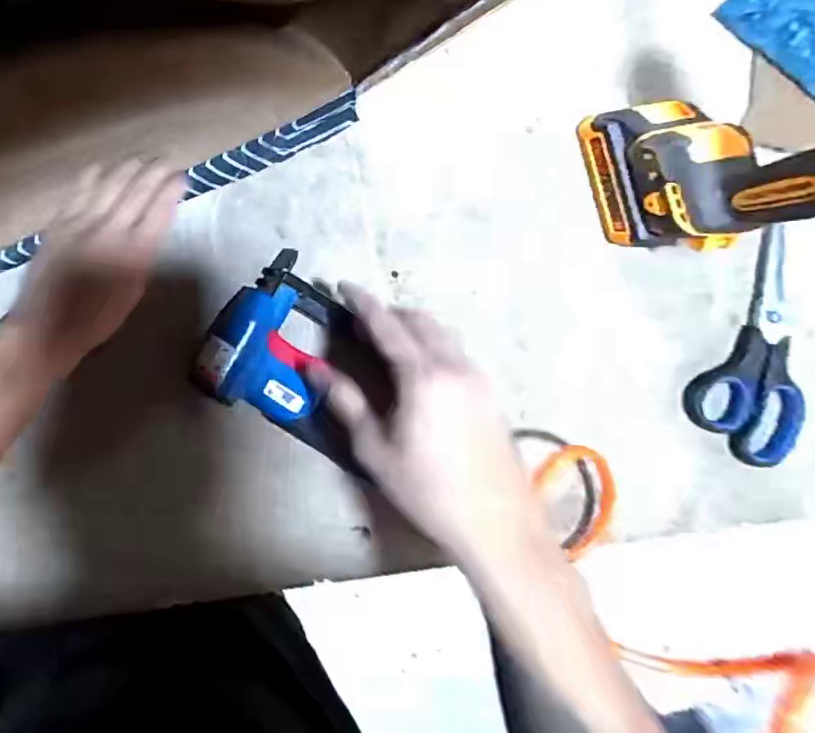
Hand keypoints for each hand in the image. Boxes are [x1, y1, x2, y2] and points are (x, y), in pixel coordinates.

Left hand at [6, 160, 184, 373]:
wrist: (47, 328)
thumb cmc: (97, 319)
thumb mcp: (133, 290)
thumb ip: (143, 255)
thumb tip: (148, 228)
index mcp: (135, 252)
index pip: (159, 209)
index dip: (172, 189)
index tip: (181, 177)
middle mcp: (110, 230)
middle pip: (137, 189)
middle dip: (154, 171)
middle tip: (165, 161)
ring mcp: (81, 222)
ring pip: (110, 183)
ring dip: (128, 167)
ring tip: (140, 159)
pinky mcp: (59, 222)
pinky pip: (80, 190)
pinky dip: (95, 175)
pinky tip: (103, 168)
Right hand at [315, 284, 540, 564]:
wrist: (501, 529)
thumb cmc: (428, 490)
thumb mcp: (375, 449)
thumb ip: (346, 402)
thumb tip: (314, 368)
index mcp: (422, 376)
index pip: (387, 324)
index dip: (362, 302)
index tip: (342, 286)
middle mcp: (454, 368)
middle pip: (419, 321)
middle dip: (389, 312)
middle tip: (361, 319)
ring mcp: (479, 381)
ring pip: (443, 334)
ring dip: (414, 326)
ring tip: (389, 339)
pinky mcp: (492, 396)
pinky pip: (457, 353)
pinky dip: (433, 344)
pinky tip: (421, 369)